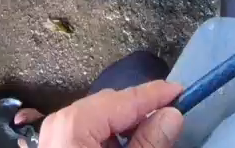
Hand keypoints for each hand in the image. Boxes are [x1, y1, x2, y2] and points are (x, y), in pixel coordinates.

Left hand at [12, 81, 182, 147]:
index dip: (154, 95)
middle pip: (109, 106)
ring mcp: (54, 139)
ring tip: (151, 136)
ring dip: (125, 126)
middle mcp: (60, 124)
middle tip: (170, 117)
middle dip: (139, 110)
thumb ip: (148, 146)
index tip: (181, 91)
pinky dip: (108, 140)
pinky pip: (87, 135)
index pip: (123, 100)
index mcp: (74, 125)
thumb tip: (171, 116)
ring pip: (98, 120)